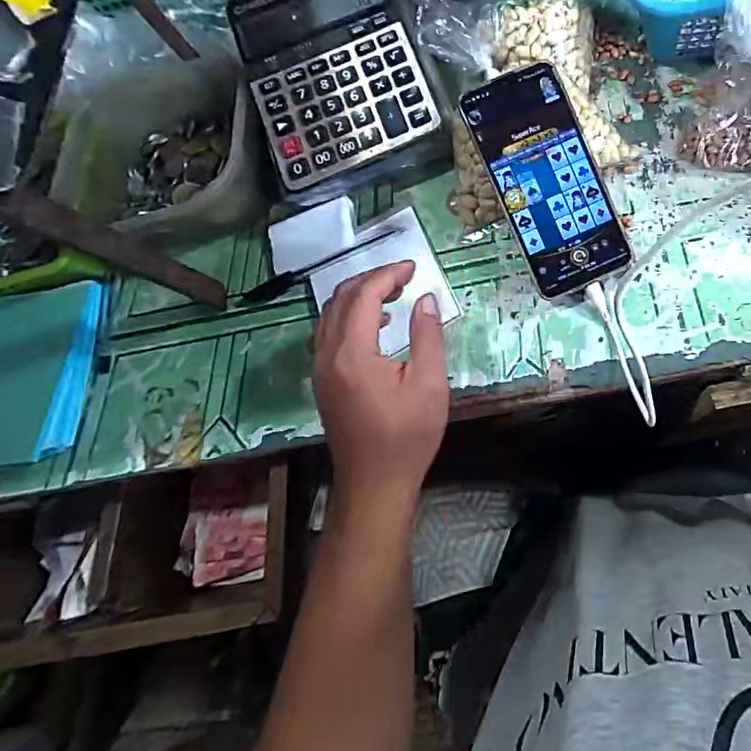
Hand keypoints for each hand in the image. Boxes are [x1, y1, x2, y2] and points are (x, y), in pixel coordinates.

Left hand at [311, 260, 448, 506]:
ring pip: (330, 315)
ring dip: (359, 296)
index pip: (364, 297)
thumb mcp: (429, 385)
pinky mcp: (323, 381)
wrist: (374, 484)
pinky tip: (379, 326)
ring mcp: (320, 369)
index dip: (388, 275)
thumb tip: (425, 299)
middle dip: (373, 280)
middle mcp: (327, 356)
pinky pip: (329, 333)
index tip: (414, 266)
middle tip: (405, 276)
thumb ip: (427, 336)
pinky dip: (351, 316)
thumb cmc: (408, 436)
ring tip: (394, 294)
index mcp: (352, 354)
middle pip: (341, 300)